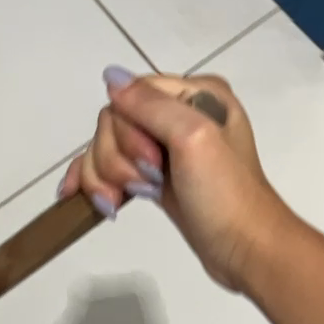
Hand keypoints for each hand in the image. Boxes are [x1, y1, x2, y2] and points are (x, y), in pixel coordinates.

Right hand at [59, 67, 298, 291]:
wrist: (243, 248)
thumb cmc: (223, 191)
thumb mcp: (193, 138)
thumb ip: (151, 105)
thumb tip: (110, 75)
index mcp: (196, 92)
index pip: (134, 94)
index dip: (130, 130)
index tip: (152, 162)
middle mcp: (181, 111)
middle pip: (116, 120)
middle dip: (118, 158)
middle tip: (146, 185)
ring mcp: (167, 144)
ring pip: (107, 145)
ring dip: (106, 175)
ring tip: (123, 201)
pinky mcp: (156, 173)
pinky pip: (110, 165)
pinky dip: (94, 180)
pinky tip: (80, 197)